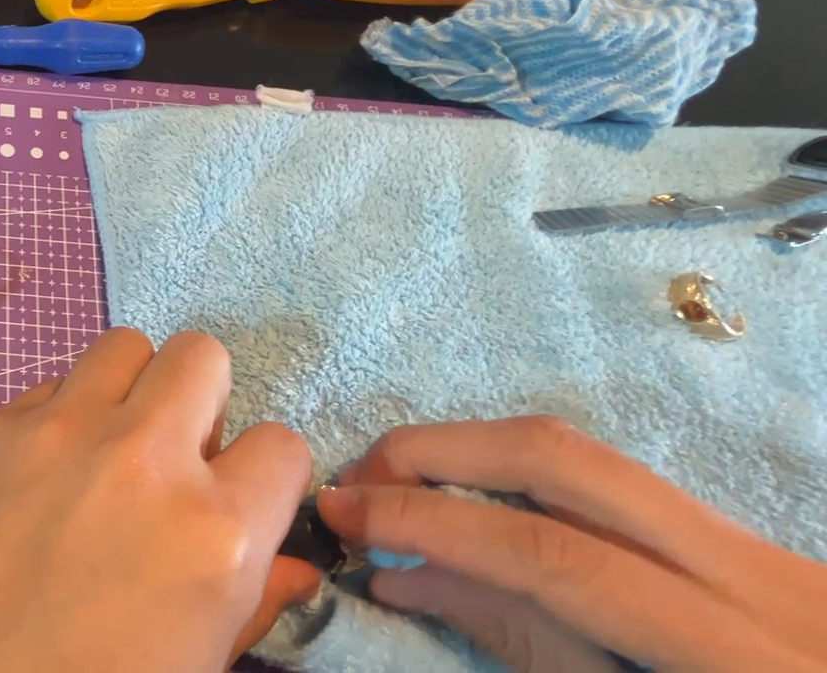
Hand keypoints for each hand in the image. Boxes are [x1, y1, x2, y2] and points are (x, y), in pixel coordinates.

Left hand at [0, 329, 319, 672]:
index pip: (282, 445)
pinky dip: (58, 414)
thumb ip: (252, 600)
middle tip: (172, 445)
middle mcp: (142, 456)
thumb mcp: (195, 663)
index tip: (238, 490)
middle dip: (200, 395)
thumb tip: (292, 562)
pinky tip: (36, 467)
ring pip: (122, 346)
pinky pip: (48, 387)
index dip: (265, 472)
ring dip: (129, 385)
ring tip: (107, 439)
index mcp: (213, 529)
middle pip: (199, 355)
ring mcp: (60, 428)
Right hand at [317, 417, 826, 671]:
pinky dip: (505, 471)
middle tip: (359, 477)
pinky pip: (593, 473)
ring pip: (575, 448)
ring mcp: (754, 540)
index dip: (430, 523)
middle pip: (558, 456)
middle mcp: (762, 573)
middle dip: (435, 452)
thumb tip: (395, 575)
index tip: (339, 513)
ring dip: (461, 451)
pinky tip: (460, 493)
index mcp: (746, 651)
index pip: (553, 554)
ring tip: (392, 478)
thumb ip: (519, 642)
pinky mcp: (734, 529)